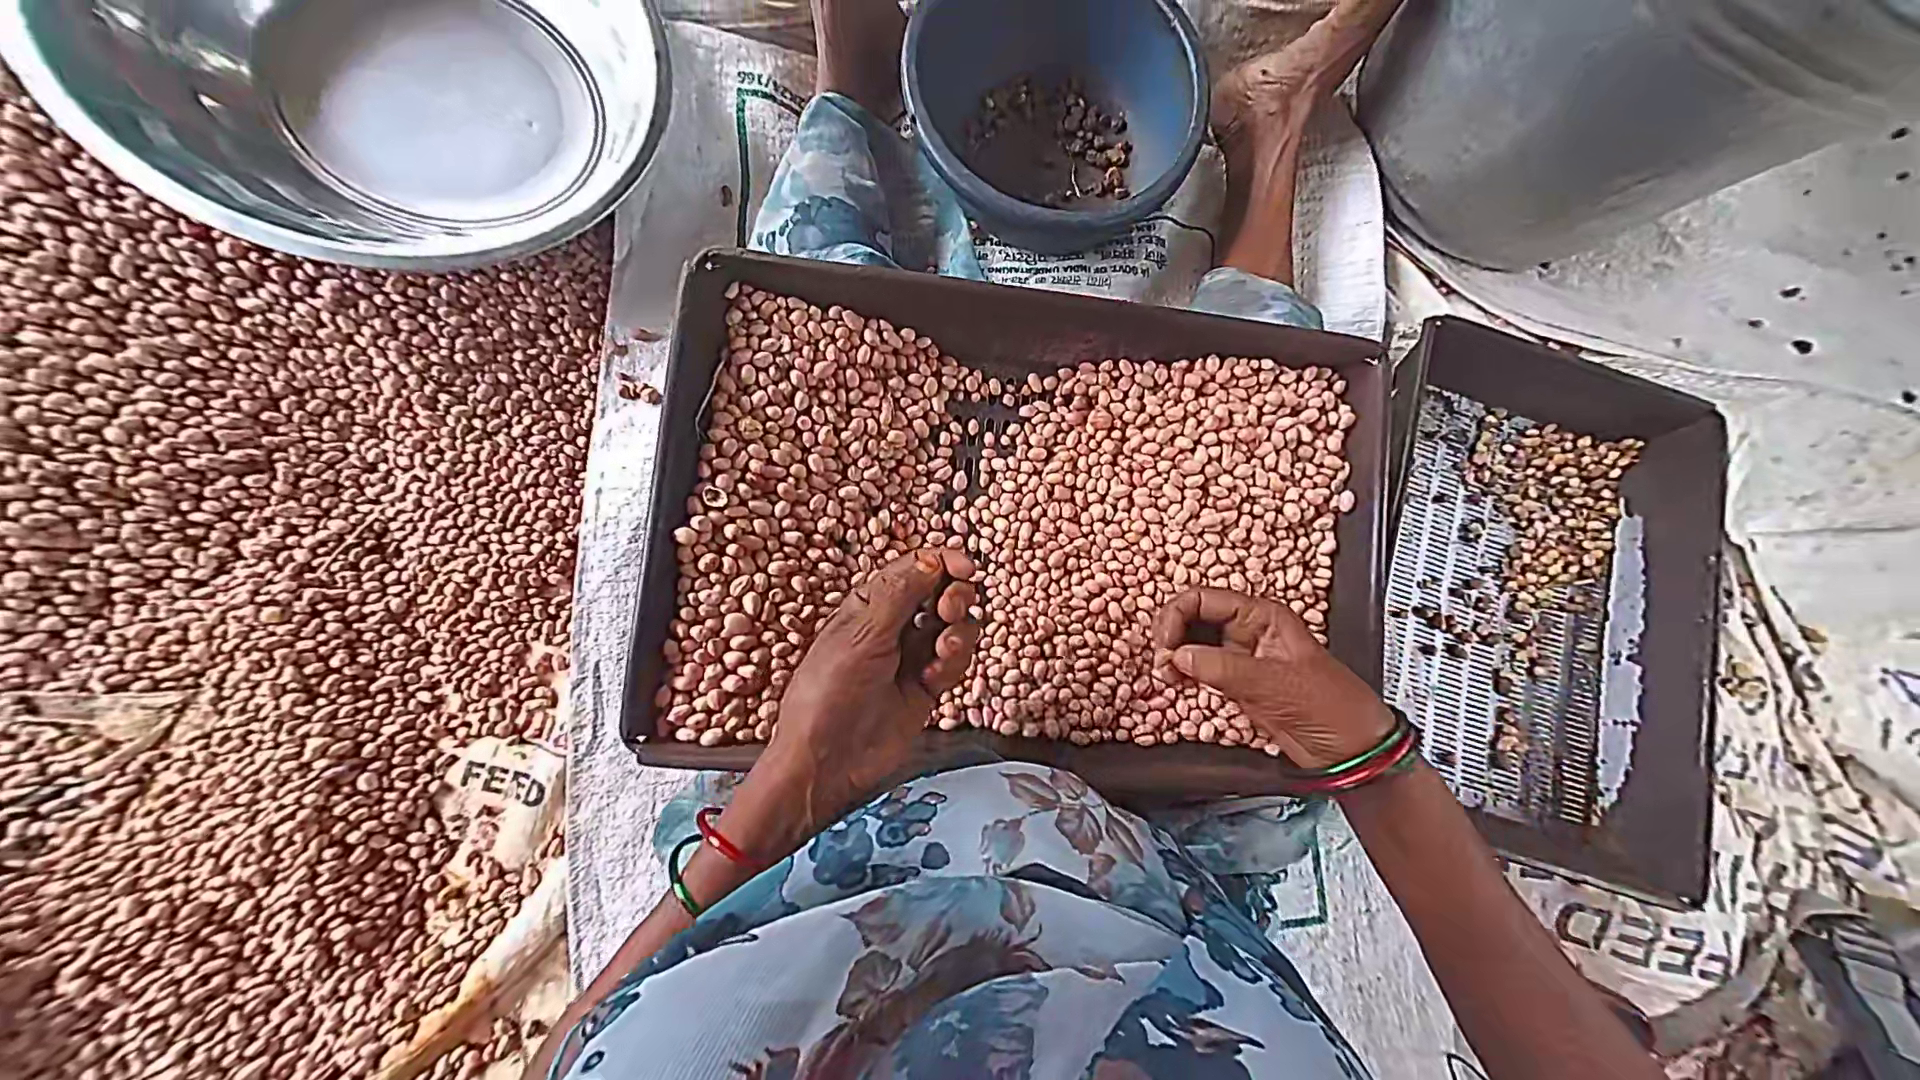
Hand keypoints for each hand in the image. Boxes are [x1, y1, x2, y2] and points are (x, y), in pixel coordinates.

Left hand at [762, 548, 979, 822]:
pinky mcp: (927, 685)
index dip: (943, 562)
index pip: (915, 567)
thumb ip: (899, 595)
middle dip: (954, 596)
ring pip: (955, 627)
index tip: (965, 567)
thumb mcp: (860, 635)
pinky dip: (954, 663)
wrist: (826, 762)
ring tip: (943, 651)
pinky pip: (956, 661)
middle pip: (942, 592)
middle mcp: (894, 625)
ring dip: (958, 632)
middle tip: (948, 610)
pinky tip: (934, 676)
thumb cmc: (828, 694)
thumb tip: (931, 559)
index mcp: (871, 604)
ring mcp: (912, 656)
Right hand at [1150, 587, 1392, 768]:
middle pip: (1190, 618)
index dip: (1176, 615)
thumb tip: (1179, 656)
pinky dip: (1180, 673)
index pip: (1202, 600)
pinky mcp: (1234, 681)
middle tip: (1162, 661)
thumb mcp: (1276, 684)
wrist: (1353, 751)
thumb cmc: (1332, 708)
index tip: (1165, 644)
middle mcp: (1246, 630)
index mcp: (1261, 616)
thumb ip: (1224, 667)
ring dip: (1171, 655)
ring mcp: (1238, 655)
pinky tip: (1175, 683)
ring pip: (1189, 642)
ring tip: (1166, 676)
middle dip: (1170, 635)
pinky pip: (1197, 668)